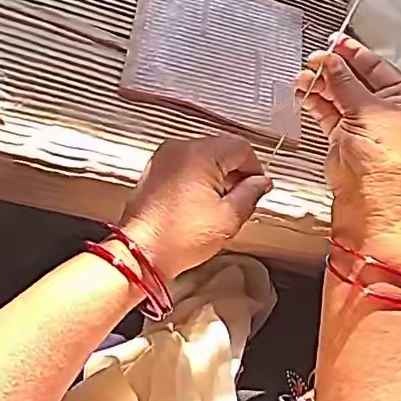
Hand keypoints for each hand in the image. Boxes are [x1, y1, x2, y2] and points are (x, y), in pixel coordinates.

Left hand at [117, 136, 272, 279]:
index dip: (254, 168)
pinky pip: (186, 164)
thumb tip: (261, 182)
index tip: (257, 190)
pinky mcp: (154, 168)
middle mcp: (181, 146)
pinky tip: (198, 202)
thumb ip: (251, 193)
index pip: (241, 147)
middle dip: (235, 172)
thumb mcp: (228, 217)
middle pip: (222, 148)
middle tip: (239, 200)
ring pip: (204, 156)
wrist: (139, 253)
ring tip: (217, 204)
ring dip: (216, 175)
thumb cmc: (183, 236)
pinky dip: (197, 177)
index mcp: (201, 153)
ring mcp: (164, 156)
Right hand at [293, 36, 400, 230]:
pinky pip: (327, 110)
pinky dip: (315, 100)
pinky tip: (305, 91)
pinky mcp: (343, 134)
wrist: (366, 197)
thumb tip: (331, 61)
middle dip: (334, 68)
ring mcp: (362, 122)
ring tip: (305, 76)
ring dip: (320, 84)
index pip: (377, 67)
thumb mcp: (365, 111)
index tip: (337, 42)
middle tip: (316, 59)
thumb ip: (344, 82)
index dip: (355, 54)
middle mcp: (383, 110)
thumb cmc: (381, 162)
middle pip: (355, 79)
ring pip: (338, 94)